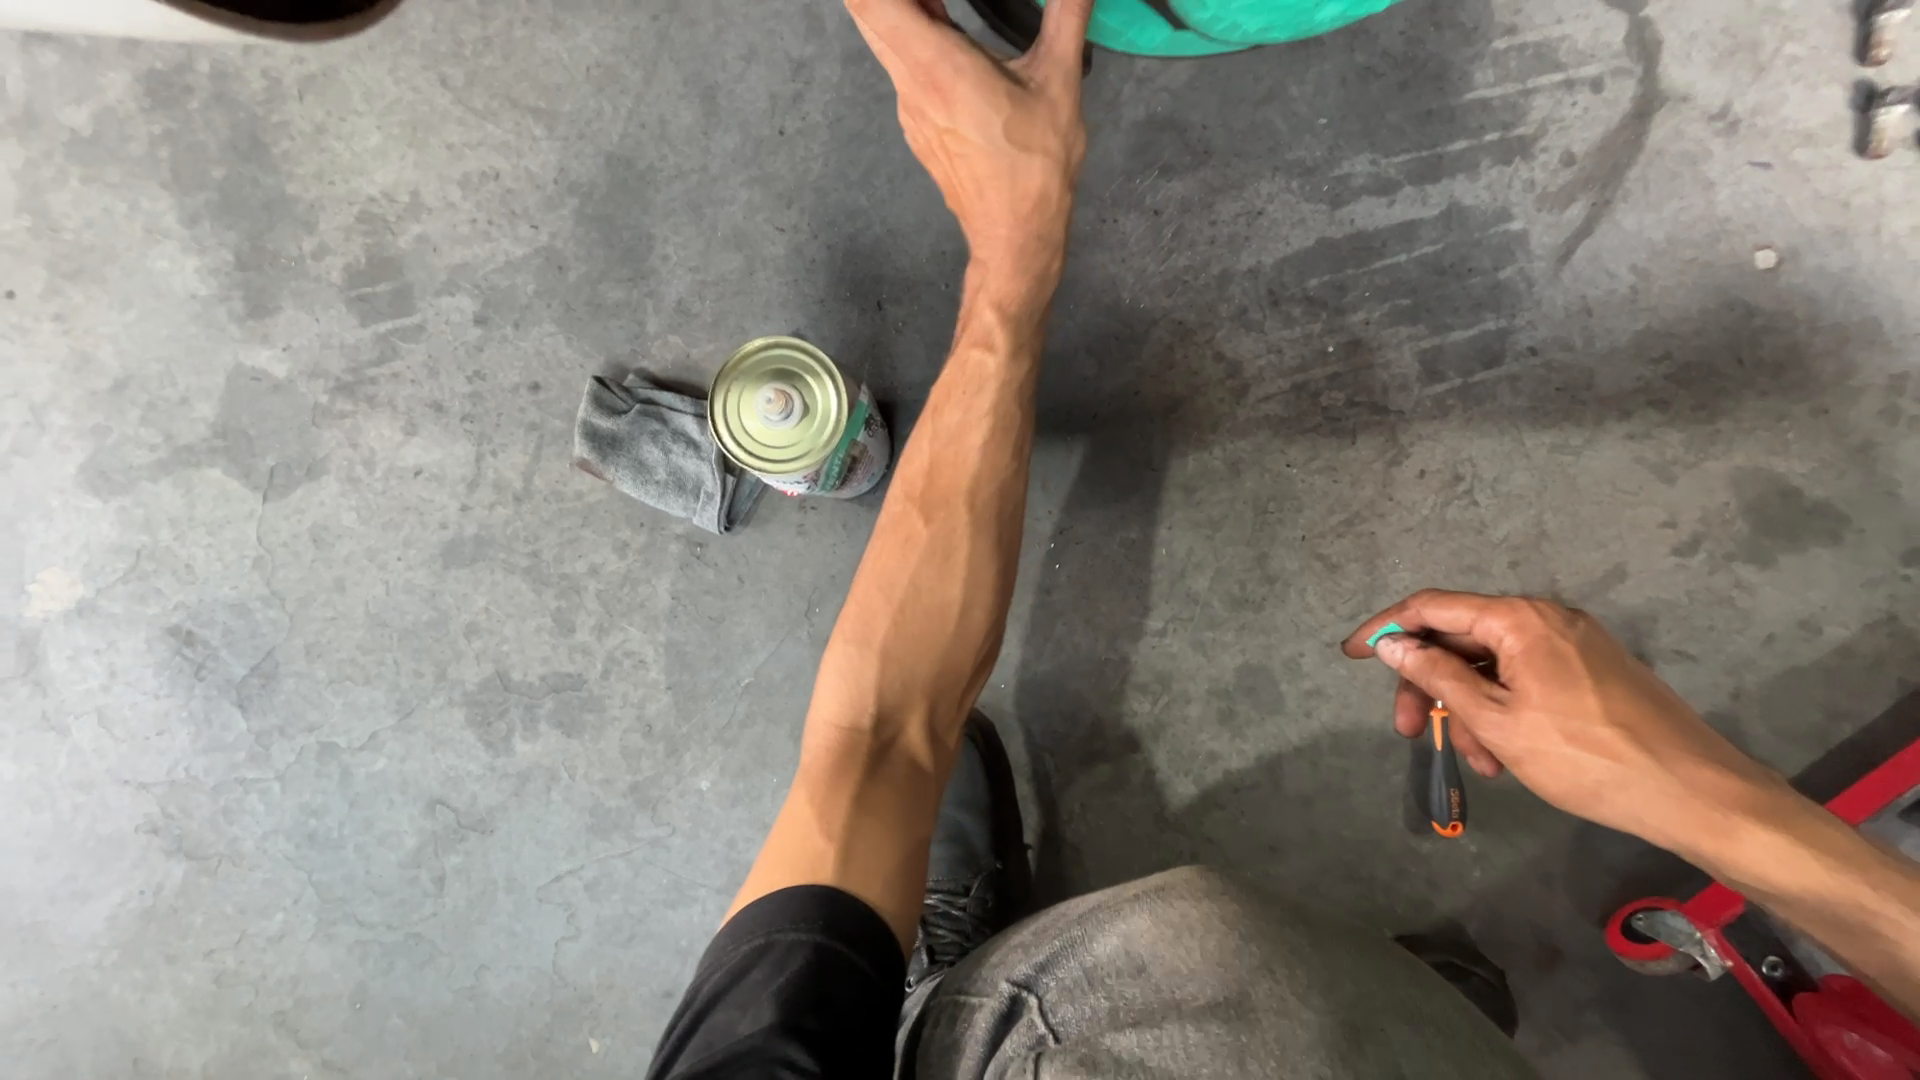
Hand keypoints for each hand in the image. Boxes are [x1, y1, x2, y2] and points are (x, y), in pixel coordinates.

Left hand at [846, 0, 1091, 309]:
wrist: (1015, 241)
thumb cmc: (1035, 171)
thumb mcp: (1059, 83)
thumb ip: (1065, 13)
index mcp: (934, 67)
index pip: (872, 1)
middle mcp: (909, 86)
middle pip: (869, 12)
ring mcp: (910, 111)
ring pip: (886, 39)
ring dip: (907, 6)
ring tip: (947, 0)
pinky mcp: (921, 128)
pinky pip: (904, 67)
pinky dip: (917, 37)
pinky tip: (954, 32)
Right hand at [1343, 590, 1789, 854]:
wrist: (1700, 797)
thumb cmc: (1585, 756)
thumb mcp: (1493, 718)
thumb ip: (1434, 673)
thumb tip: (1391, 643)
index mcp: (1519, 619)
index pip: (1430, 607)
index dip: (1384, 629)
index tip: (1351, 654)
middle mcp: (1544, 618)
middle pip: (1459, 639)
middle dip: (1428, 685)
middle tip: (1409, 730)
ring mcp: (1570, 644)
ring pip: (1489, 665)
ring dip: (1467, 708)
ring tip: (1475, 759)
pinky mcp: (1589, 671)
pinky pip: (1522, 678)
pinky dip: (1500, 709)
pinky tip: (1502, 753)